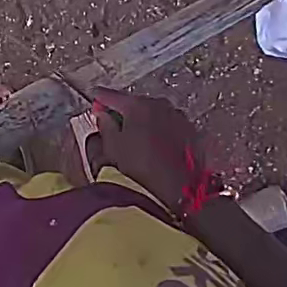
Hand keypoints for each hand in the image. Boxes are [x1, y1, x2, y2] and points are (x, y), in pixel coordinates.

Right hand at [90, 88, 211, 214]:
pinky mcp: (191, 132)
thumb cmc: (140, 170)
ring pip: (156, 114)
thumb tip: (103, 115)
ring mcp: (178, 118)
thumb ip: (105, 125)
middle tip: (114, 124)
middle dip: (125, 112)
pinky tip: (155, 146)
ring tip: (137, 140)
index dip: (100, 98)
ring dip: (145, 122)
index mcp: (137, 106)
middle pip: (136, 103)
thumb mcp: (113, 147)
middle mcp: (161, 106)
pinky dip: (161, 131)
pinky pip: (170, 126)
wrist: (174, 190)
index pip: (112, 96)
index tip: (95, 100)